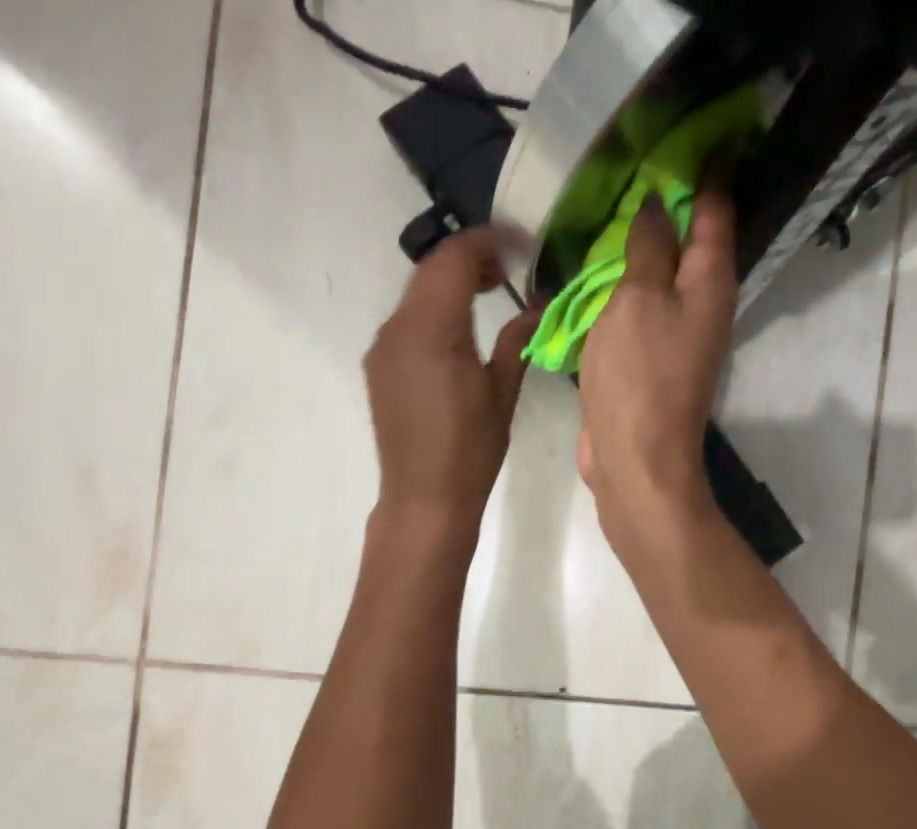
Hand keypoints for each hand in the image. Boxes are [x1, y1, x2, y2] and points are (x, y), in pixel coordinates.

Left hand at [366, 228, 539, 536]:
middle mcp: (398, 329)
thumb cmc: (471, 451)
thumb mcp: (502, 393)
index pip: (453, 260)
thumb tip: (536, 308)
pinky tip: (463, 328)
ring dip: (452, 282)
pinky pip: (408, 319)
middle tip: (511, 266)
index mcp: (431, 332)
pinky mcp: (381, 365)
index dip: (486, 241)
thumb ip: (516, 341)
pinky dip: (436, 308)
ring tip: (492, 291)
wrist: (424, 498)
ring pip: (417, 293)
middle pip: (430, 270)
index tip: (521, 242)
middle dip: (470, 258)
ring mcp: (383, 347)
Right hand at [576, 189, 738, 545]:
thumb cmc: (639, 376)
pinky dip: (626, 279)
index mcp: (711, 280)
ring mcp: (680, 332)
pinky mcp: (653, 357)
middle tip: (636, 159)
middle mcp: (704, 303)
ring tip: (613, 201)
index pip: (715, 209)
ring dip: (645, 241)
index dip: (704, 170)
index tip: (688, 132)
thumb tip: (658, 203)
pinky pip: (642, 303)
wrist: (637, 460)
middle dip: (671, 200)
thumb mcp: (638, 298)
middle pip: (693, 239)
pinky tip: (599, 264)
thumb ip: (648, 247)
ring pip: (665, 272)